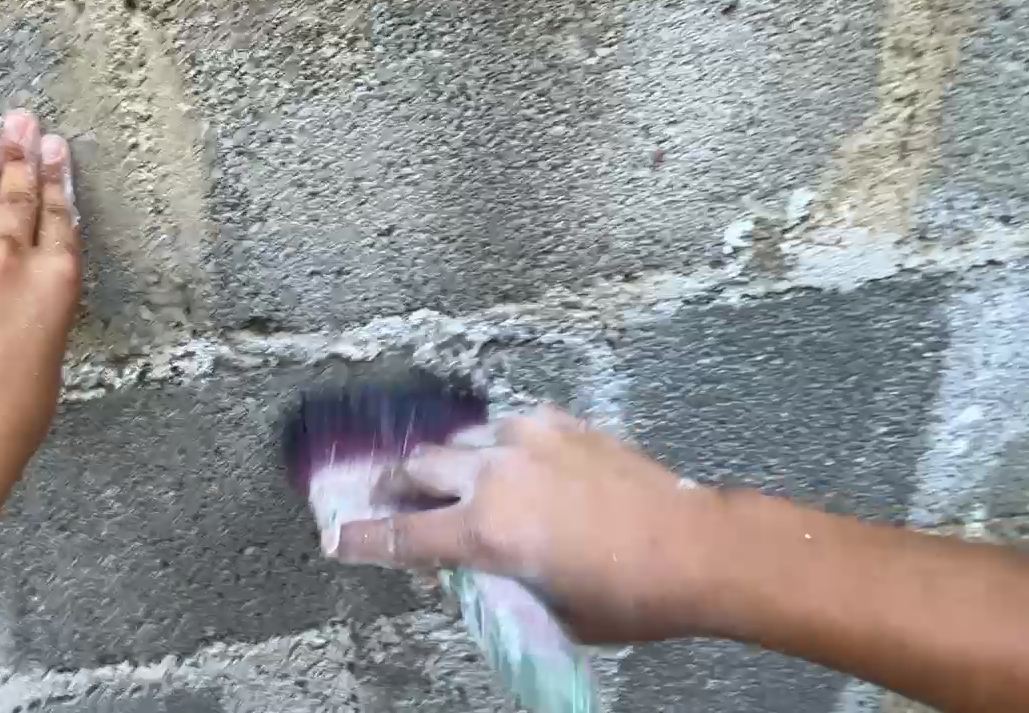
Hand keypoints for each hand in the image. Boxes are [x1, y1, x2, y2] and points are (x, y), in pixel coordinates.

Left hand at [0, 109, 82, 483]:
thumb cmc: (14, 409)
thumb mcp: (50, 342)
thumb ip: (38, 294)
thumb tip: (20, 269)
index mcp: (57, 278)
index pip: (59, 213)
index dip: (57, 177)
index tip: (54, 147)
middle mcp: (10, 259)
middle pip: (17, 196)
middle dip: (21, 154)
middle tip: (22, 121)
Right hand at [333, 408, 733, 643]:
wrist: (692, 544)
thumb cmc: (623, 596)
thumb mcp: (547, 608)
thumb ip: (495, 579)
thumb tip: (465, 563)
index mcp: (487, 532)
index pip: (405, 537)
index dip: (365, 540)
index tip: (337, 537)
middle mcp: (492, 475)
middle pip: (418, 465)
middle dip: (397, 481)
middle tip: (391, 491)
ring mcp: (522, 438)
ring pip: (459, 437)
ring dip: (451, 459)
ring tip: (462, 473)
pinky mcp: (553, 419)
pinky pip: (507, 425)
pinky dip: (500, 444)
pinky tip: (521, 459)